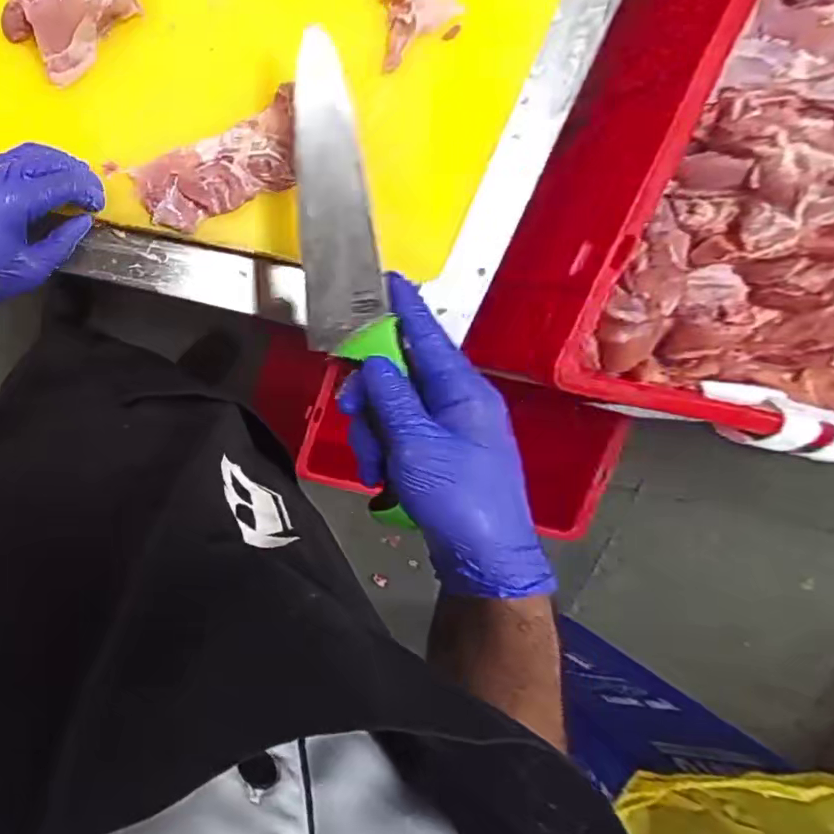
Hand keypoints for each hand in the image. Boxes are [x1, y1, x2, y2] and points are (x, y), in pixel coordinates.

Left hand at [0, 143, 104, 329]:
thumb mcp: (32, 269)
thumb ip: (63, 242)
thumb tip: (83, 221)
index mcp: (14, 201)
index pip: (62, 181)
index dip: (86, 190)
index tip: (97, 205)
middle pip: (49, 159)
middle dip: (75, 173)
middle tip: (89, 192)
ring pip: (30, 153)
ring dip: (56, 164)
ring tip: (72, 183)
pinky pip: (11, 158)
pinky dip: (34, 163)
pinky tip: (43, 180)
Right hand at [337, 273, 555, 599]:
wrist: (482, 552)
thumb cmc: (457, 495)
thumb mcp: (416, 443)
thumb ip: (392, 398)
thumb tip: (375, 360)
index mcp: (462, 392)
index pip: (427, 338)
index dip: (405, 310)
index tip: (388, 281)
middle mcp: (456, 404)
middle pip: (396, 379)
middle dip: (368, 400)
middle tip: (350, 417)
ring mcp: (446, 430)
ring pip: (388, 412)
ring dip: (371, 437)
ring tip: (377, 469)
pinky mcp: (435, 453)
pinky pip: (395, 437)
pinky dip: (381, 454)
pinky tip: (382, 477)